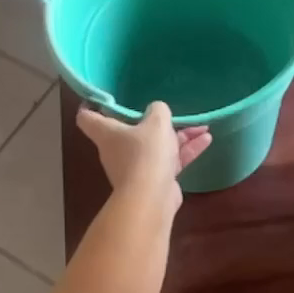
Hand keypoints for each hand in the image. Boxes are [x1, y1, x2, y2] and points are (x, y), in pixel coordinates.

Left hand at [76, 101, 211, 192]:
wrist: (152, 197)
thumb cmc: (146, 153)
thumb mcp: (157, 122)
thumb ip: (158, 110)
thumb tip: (157, 110)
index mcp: (107, 133)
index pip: (87, 117)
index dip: (91, 104)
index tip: (102, 96)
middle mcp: (117, 149)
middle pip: (129, 130)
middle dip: (151, 121)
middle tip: (166, 111)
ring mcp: (135, 167)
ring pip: (156, 145)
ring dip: (178, 135)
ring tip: (200, 125)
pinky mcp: (154, 180)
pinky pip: (169, 160)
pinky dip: (185, 150)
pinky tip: (206, 139)